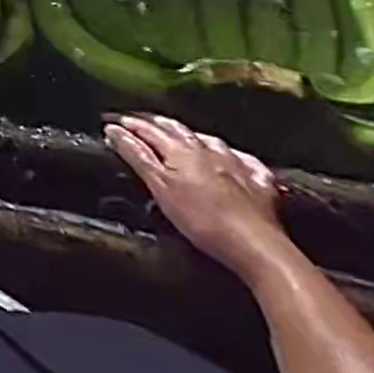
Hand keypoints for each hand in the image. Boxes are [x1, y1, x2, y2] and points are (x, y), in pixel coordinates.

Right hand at [105, 114, 291, 278]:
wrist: (258, 249)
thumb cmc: (202, 219)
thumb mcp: (159, 186)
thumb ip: (135, 155)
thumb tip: (113, 130)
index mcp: (180, 151)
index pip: (148, 130)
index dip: (128, 125)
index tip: (112, 124)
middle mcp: (208, 152)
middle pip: (178, 130)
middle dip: (156, 124)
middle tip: (140, 122)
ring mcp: (237, 168)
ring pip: (209, 141)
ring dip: (191, 135)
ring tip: (181, 134)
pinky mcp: (261, 186)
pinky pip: (246, 162)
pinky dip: (233, 155)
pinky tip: (233, 157)